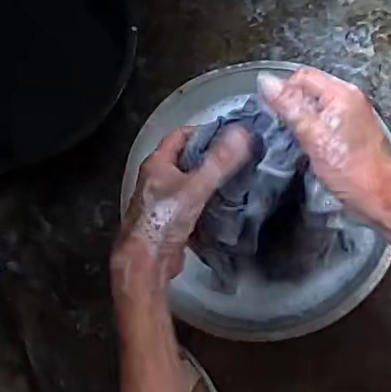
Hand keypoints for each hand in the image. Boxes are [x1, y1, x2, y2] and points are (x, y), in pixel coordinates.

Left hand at [112, 124, 252, 300]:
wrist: (147, 261)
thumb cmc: (163, 220)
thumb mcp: (196, 186)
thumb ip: (220, 161)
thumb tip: (242, 133)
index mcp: (156, 164)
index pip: (180, 135)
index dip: (203, 131)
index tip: (227, 134)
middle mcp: (155, 179)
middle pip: (184, 158)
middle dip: (208, 154)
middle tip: (235, 155)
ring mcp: (160, 200)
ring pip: (187, 181)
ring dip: (206, 178)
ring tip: (233, 177)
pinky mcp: (168, 220)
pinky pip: (189, 202)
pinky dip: (204, 200)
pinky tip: (222, 204)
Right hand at [257, 69, 390, 222]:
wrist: (383, 197)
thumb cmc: (355, 172)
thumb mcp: (314, 137)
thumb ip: (290, 108)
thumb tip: (267, 83)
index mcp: (342, 94)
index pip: (301, 76)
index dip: (282, 91)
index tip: (271, 113)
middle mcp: (350, 99)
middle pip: (308, 89)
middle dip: (290, 105)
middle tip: (281, 128)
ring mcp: (352, 115)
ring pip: (315, 105)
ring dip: (300, 118)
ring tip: (295, 139)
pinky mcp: (351, 131)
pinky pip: (324, 120)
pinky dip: (312, 129)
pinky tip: (309, 147)